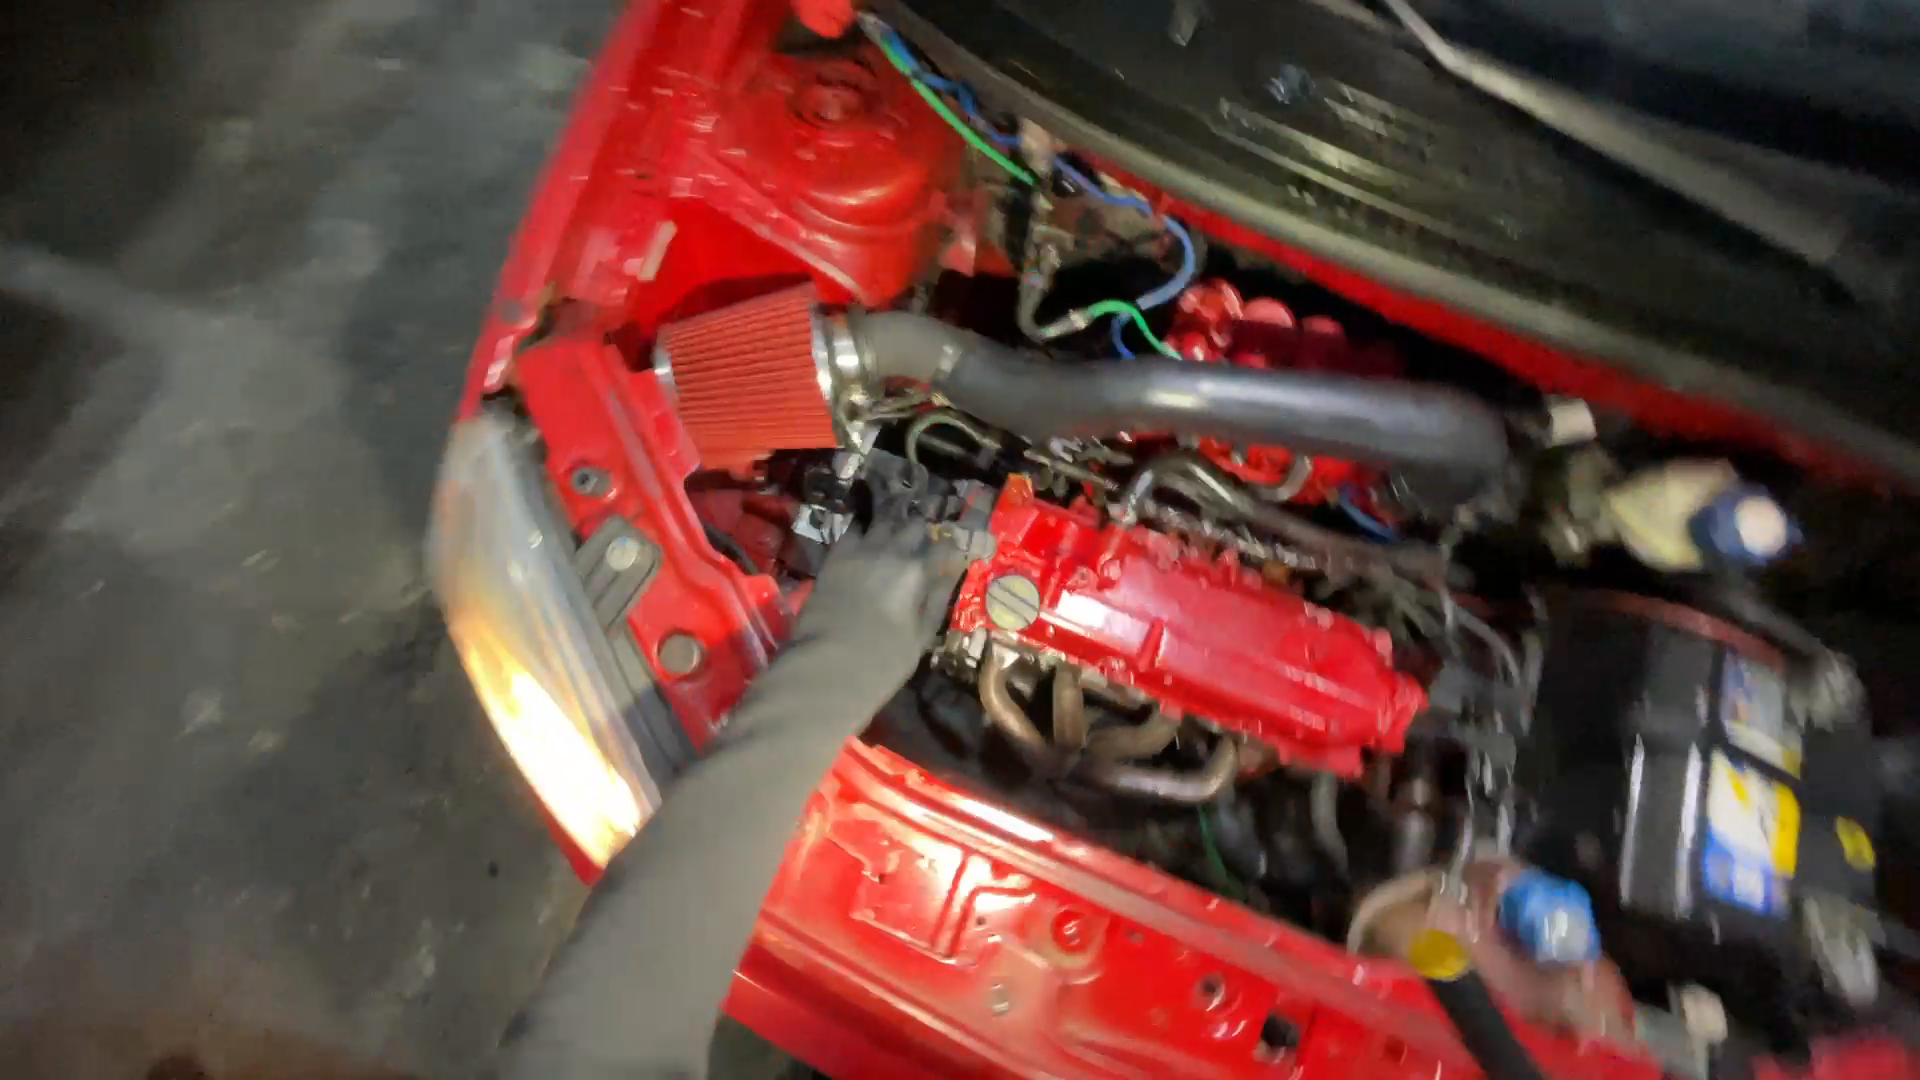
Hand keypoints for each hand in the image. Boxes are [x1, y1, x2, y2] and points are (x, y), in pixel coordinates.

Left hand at [786, 516, 969, 690]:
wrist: (828, 665)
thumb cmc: (883, 660)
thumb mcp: (923, 636)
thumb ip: (937, 599)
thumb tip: (949, 573)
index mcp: (918, 572)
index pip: (943, 546)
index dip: (948, 549)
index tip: (947, 556)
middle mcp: (892, 552)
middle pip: (914, 526)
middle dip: (921, 533)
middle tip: (920, 546)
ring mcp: (861, 550)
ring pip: (883, 522)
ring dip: (893, 528)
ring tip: (893, 538)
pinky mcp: (835, 556)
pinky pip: (852, 531)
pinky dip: (862, 533)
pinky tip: (863, 544)